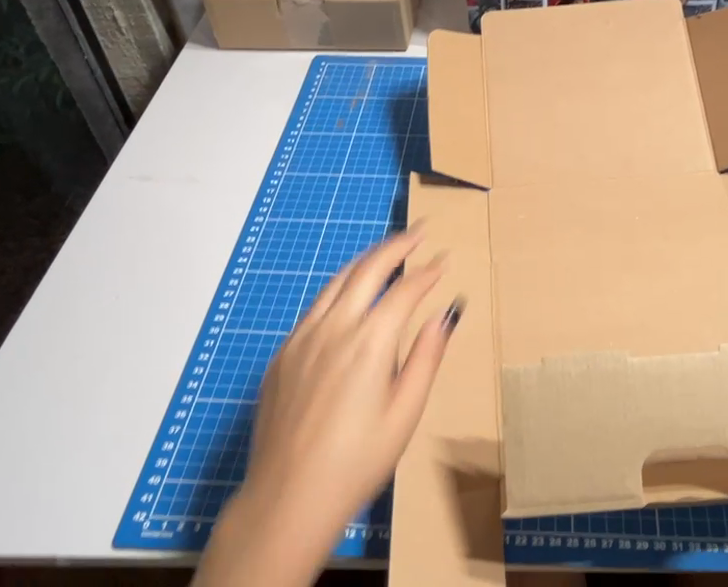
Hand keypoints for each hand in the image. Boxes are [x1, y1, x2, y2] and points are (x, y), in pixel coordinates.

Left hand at [196, 231, 458, 585]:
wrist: (287, 497)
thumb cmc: (357, 462)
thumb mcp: (405, 414)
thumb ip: (425, 358)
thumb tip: (445, 314)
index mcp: (370, 341)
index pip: (405, 289)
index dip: (428, 271)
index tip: (444, 259)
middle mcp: (334, 327)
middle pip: (368, 268)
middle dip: (397, 245)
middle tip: (418, 231)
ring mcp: (302, 337)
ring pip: (337, 280)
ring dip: (366, 260)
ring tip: (387, 251)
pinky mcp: (283, 353)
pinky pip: (316, 306)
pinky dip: (339, 287)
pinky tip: (348, 294)